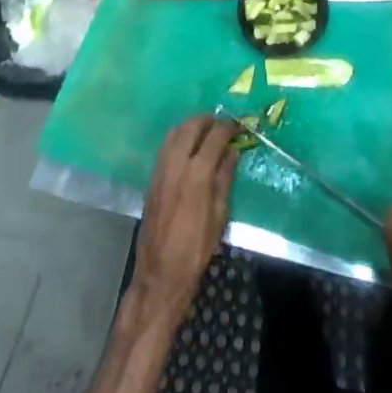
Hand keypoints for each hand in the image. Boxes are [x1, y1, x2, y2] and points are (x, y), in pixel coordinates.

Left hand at [132, 114, 238, 317]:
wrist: (161, 272)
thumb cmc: (197, 247)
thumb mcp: (220, 213)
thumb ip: (224, 178)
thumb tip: (232, 152)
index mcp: (196, 175)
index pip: (214, 136)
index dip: (229, 126)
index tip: (240, 125)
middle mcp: (175, 167)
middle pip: (190, 127)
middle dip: (208, 120)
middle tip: (222, 123)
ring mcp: (159, 172)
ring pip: (173, 134)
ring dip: (190, 126)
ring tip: (206, 131)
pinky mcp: (151, 180)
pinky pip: (165, 148)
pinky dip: (178, 139)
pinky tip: (190, 148)